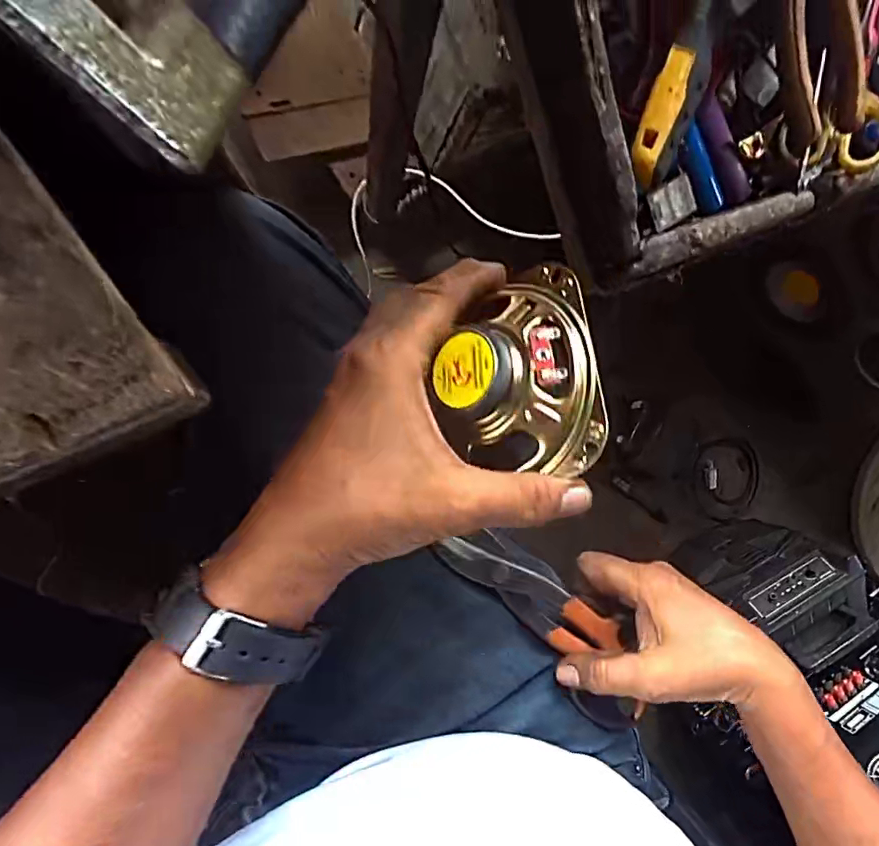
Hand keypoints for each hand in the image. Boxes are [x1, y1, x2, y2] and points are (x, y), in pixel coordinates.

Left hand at [204, 260, 591, 625]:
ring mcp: (349, 380)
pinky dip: (416, 348)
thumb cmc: (371, 505)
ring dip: (431, 319)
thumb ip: (523, 498)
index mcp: (391, 362)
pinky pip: (385, 354)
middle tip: (499, 306)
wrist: (297, 537)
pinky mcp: (344, 404)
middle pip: (411, 302)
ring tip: (475, 337)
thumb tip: (581, 495)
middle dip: (455, 294)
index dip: (472, 279)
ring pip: (393, 327)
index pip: (435, 297)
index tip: (506, 274)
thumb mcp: (457, 501)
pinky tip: (439, 384)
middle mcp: (366, 358)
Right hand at [554, 552, 806, 711]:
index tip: (559, 618)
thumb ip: (600, 673)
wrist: (754, 670)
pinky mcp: (678, 607)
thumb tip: (564, 670)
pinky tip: (633, 657)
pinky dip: (629, 630)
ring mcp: (669, 592)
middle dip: (588, 615)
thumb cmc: (710, 663)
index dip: (569, 588)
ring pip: (622, 601)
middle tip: (582, 647)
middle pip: (604, 586)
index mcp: (646, 580)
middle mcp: (656, 578)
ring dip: (609, 626)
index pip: (590, 564)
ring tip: (607, 656)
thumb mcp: (647, 676)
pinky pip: (640, 611)